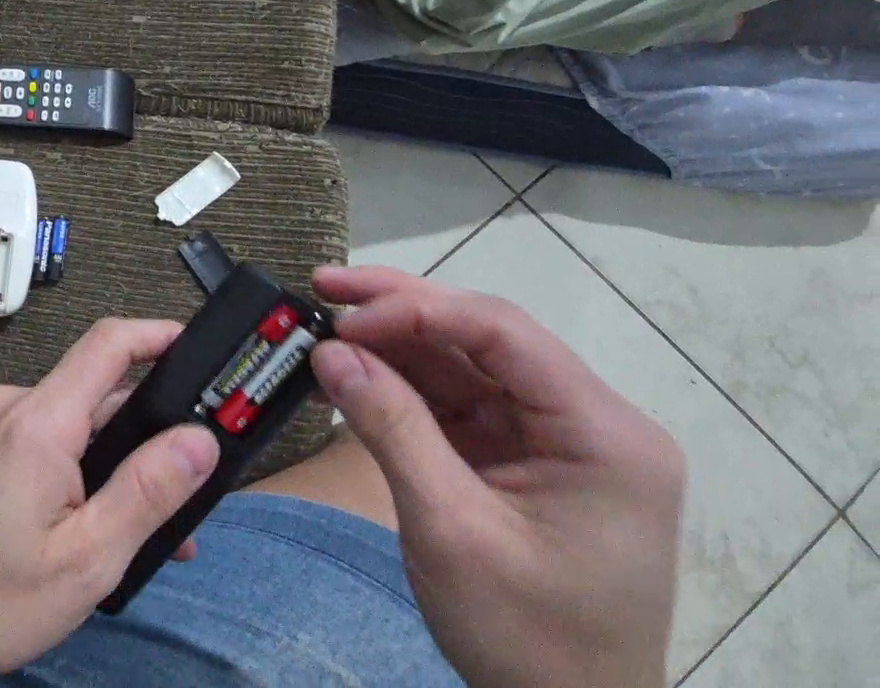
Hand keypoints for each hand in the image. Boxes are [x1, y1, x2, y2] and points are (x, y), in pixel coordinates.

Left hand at [0, 318, 219, 686]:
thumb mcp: (86, 559)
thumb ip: (147, 492)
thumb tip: (197, 439)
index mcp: (37, 423)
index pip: (108, 345)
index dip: (158, 336)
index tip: (200, 350)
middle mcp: (10, 409)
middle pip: (97, 394)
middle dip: (149, 434)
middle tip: (191, 487)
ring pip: (75, 427)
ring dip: (117, 466)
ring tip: (151, 531)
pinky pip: (46, 445)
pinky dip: (81, 474)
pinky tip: (99, 525)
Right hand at [310, 265, 685, 687]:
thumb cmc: (527, 634)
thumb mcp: (451, 529)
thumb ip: (392, 429)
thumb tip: (328, 352)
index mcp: (602, 434)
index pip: (503, 334)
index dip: (417, 311)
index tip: (342, 319)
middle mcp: (582, 419)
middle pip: (479, 335)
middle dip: (397, 308)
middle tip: (322, 287)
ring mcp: (544, 435)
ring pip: (457, 360)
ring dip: (387, 342)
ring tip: (319, 326)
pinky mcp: (510, 452)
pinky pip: (447, 398)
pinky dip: (393, 382)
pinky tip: (345, 372)